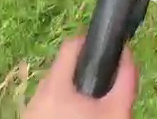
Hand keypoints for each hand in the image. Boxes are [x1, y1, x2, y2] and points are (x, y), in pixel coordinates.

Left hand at [21, 38, 136, 117]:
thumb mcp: (117, 114)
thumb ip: (125, 81)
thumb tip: (127, 55)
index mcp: (55, 86)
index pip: (72, 45)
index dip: (92, 45)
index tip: (107, 55)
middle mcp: (37, 97)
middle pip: (63, 71)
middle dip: (84, 77)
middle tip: (104, 93)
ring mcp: (29, 115)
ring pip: (55, 94)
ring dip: (74, 98)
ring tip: (93, 114)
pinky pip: (48, 111)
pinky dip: (63, 113)